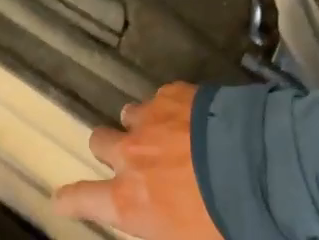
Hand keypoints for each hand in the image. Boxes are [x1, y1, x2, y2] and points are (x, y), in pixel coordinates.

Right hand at [53, 83, 221, 239]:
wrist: (257, 165)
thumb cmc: (223, 220)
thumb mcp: (188, 239)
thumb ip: (164, 226)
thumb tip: (164, 219)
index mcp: (130, 200)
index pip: (84, 200)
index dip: (71, 199)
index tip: (61, 198)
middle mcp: (131, 155)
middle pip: (99, 142)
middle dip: (109, 149)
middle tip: (129, 157)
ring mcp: (150, 118)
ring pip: (129, 115)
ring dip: (140, 125)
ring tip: (164, 133)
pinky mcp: (174, 93)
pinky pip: (161, 98)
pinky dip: (171, 107)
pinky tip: (193, 116)